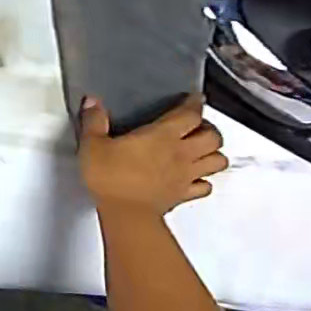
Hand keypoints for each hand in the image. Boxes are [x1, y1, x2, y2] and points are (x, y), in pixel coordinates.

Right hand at [78, 94, 227, 217]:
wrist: (125, 213)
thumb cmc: (110, 176)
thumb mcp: (92, 144)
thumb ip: (94, 121)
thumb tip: (92, 101)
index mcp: (162, 136)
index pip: (189, 114)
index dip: (194, 103)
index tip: (194, 98)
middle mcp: (181, 153)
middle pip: (213, 137)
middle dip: (208, 129)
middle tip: (195, 127)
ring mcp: (186, 175)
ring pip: (218, 160)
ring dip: (212, 153)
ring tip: (199, 150)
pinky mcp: (184, 194)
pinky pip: (205, 186)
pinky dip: (204, 180)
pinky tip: (192, 177)